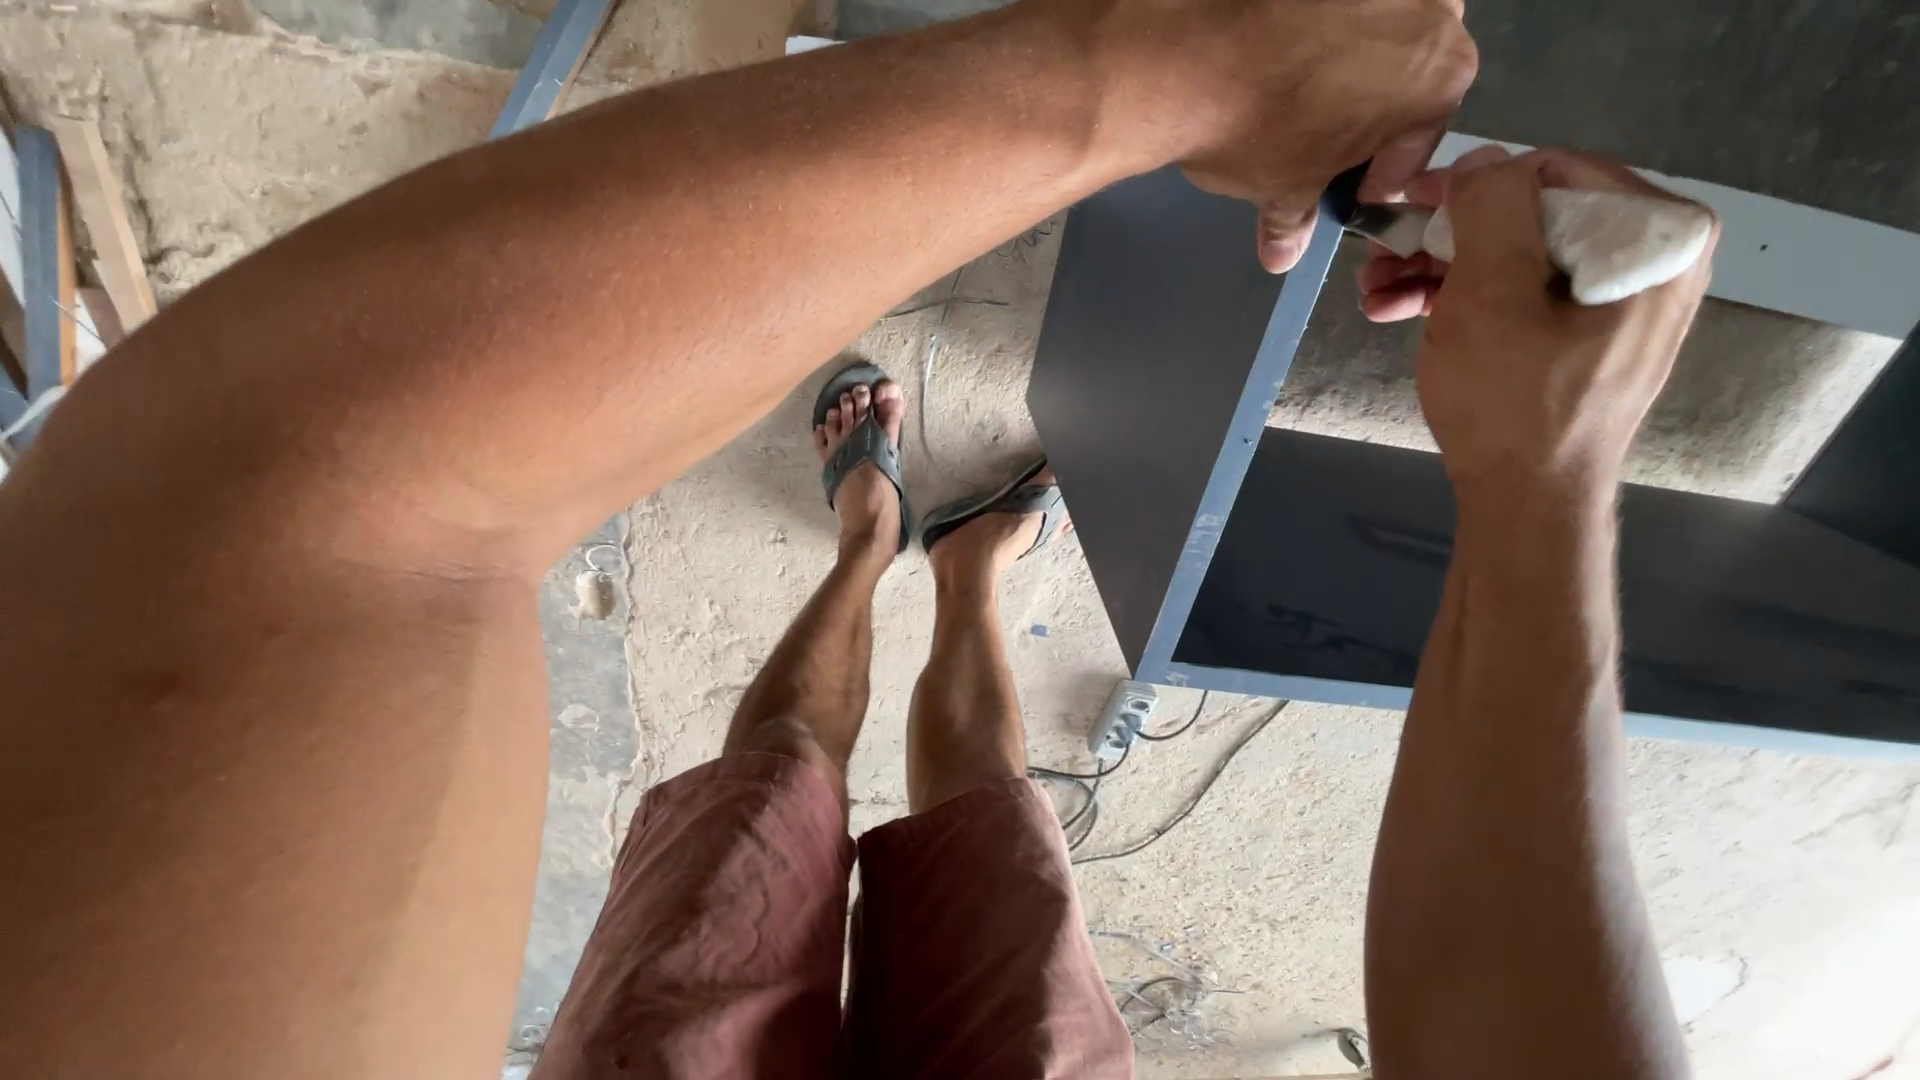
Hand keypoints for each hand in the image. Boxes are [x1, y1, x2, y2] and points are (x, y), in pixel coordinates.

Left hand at [1072, 0, 1476, 272]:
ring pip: (1372, 29)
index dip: (1374, 177)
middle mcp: (1439, 7)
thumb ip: (1295, 218)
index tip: (1346, 190)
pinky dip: (1308, 28)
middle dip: (1363, 114)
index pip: (1415, 144)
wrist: (1195, 56)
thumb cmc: (1258, 129)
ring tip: (1287, 93)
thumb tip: (1285, 253)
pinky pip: (1331, 5)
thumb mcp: (1282, 187)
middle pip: (1403, 77)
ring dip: (1340, 64)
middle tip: (1315, 140)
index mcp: (1443, 77)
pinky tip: (1273, 50)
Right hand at [1365, 147, 1717, 492]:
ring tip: (1373, 293)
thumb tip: (1479, 161)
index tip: (1400, 209)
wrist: (1526, 501)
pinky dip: (1461, 302)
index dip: (1466, 188)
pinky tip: (1401, 312)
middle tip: (1376, 258)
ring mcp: (1618, 300)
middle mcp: (1652, 258)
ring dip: (1437, 271)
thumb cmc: (1511, 401)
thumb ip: (1491, 210)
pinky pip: (1519, 298)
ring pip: (1514, 260)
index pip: (1551, 174)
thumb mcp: (1491, 296)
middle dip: (1442, 238)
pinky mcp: (1583, 336)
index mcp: (1658, 236)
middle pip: (1528, 220)